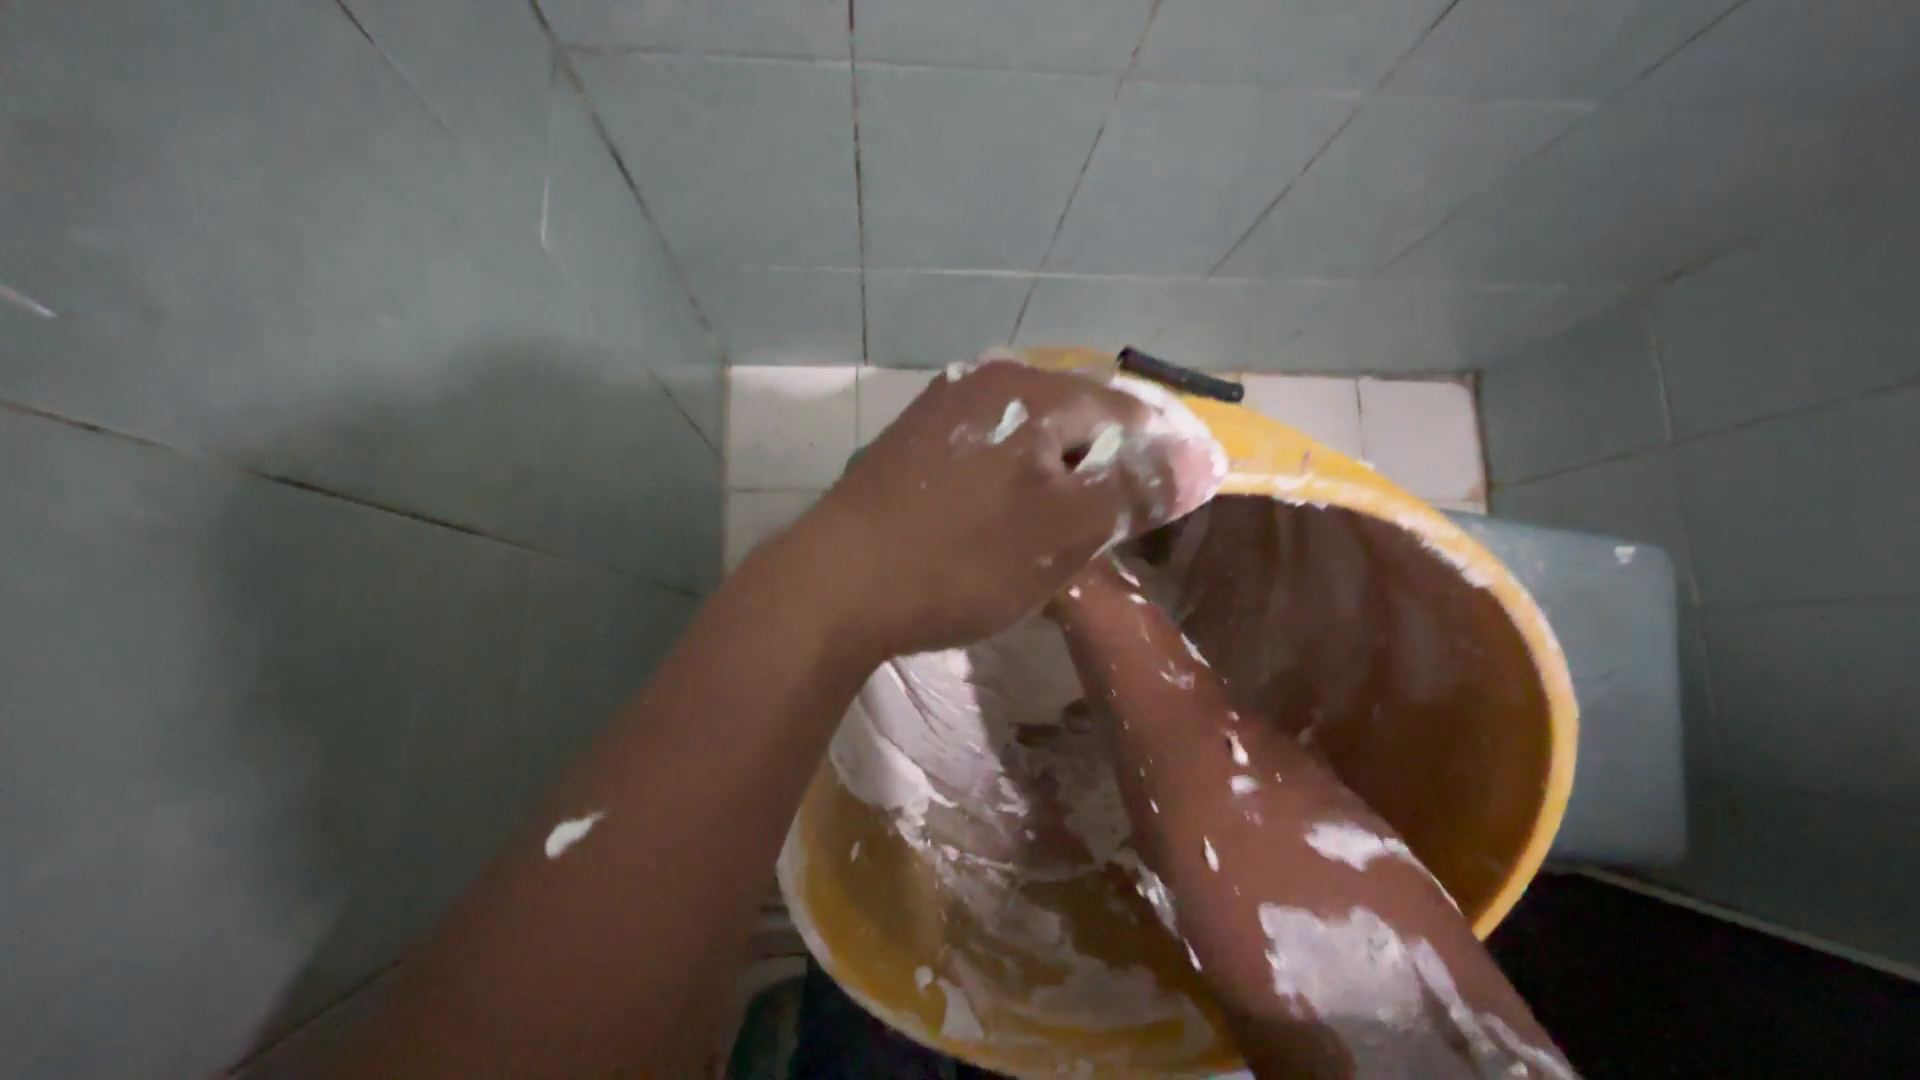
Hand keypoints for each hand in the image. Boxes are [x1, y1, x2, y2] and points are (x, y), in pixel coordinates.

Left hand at [793, 354, 1224, 658]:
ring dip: (1061, 477)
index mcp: (1029, 390)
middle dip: (1109, 465)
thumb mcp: (1063, 529)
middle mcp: (984, 383)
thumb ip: (1136, 487)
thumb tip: (1203, 456)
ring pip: (1030, 439)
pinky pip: (989, 456)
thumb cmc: (960, 559)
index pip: (1126, 408)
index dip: (1163, 452)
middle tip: (1125, 523)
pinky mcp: (912, 448)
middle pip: (1077, 418)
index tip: (1181, 498)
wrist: (833, 588)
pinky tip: (1009, 522)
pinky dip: (1016, 484)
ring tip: (1072, 528)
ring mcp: (941, 413)